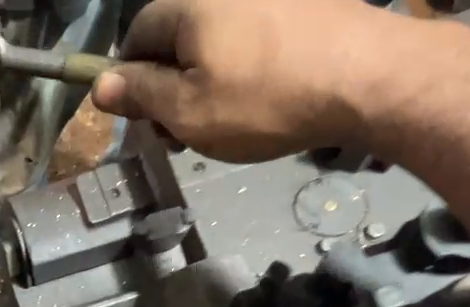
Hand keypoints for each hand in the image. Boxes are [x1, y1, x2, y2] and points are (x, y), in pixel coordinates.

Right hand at [89, 0, 430, 161]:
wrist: (369, 78)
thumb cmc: (265, 99)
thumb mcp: (187, 111)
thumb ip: (140, 95)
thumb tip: (100, 84)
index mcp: (191, 4)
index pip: (137, 33)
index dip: (129, 78)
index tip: (141, 118)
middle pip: (177, 35)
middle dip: (168, 82)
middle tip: (180, 132)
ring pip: (215, 38)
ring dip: (205, 79)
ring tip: (220, 122)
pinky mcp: (303, 3)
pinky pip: (251, 34)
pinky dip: (241, 66)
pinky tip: (257, 98)